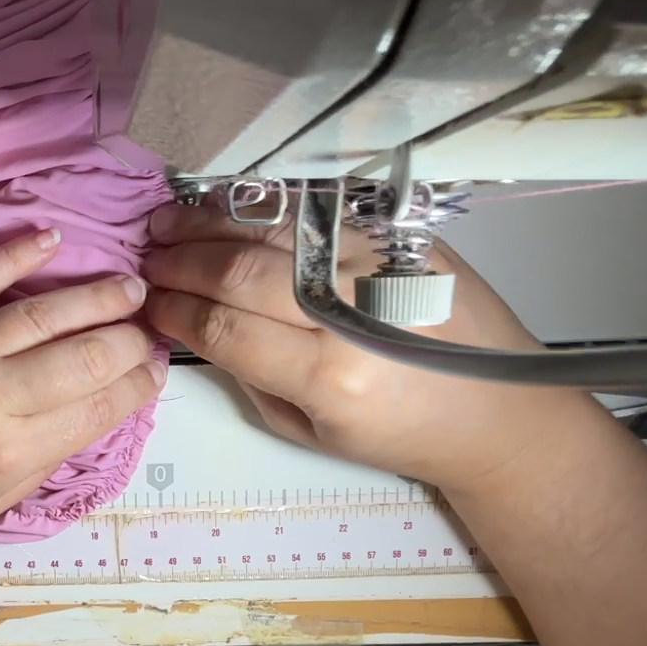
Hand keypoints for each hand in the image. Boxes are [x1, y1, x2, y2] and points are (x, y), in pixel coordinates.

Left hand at [0, 230, 164, 553]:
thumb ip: (39, 463)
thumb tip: (90, 418)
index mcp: (8, 454)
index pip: (97, 409)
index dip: (136, 386)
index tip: (155, 370)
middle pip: (82, 356)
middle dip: (128, 338)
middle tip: (151, 325)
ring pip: (39, 313)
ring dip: (92, 296)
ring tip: (130, 286)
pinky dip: (13, 256)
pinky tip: (51, 240)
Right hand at [142, 200, 605, 493]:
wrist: (500, 410)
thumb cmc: (397, 434)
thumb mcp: (309, 431)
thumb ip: (249, 375)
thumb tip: (200, 325)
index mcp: (330, 378)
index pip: (226, 331)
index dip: (177, 312)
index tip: (149, 305)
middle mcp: (354, 314)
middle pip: (242, 274)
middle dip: (182, 264)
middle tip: (146, 259)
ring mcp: (381, 265)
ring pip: (273, 233)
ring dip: (208, 225)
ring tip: (165, 223)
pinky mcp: (399, 238)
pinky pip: (313, 215)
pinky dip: (258, 210)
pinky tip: (223, 210)